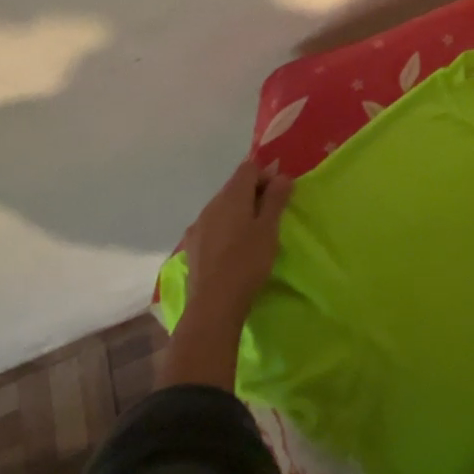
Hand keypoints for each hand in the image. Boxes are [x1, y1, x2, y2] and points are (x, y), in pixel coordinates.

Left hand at [181, 161, 293, 324]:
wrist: (213, 304)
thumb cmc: (247, 262)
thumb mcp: (269, 229)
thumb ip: (276, 199)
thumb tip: (282, 175)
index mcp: (231, 196)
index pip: (249, 168)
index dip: (266, 176)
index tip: (279, 196)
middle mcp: (211, 204)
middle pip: (234, 187)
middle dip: (253, 194)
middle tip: (270, 218)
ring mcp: (198, 225)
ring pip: (222, 207)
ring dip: (238, 212)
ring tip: (252, 236)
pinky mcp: (192, 245)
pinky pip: (212, 226)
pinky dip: (225, 229)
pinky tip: (232, 251)